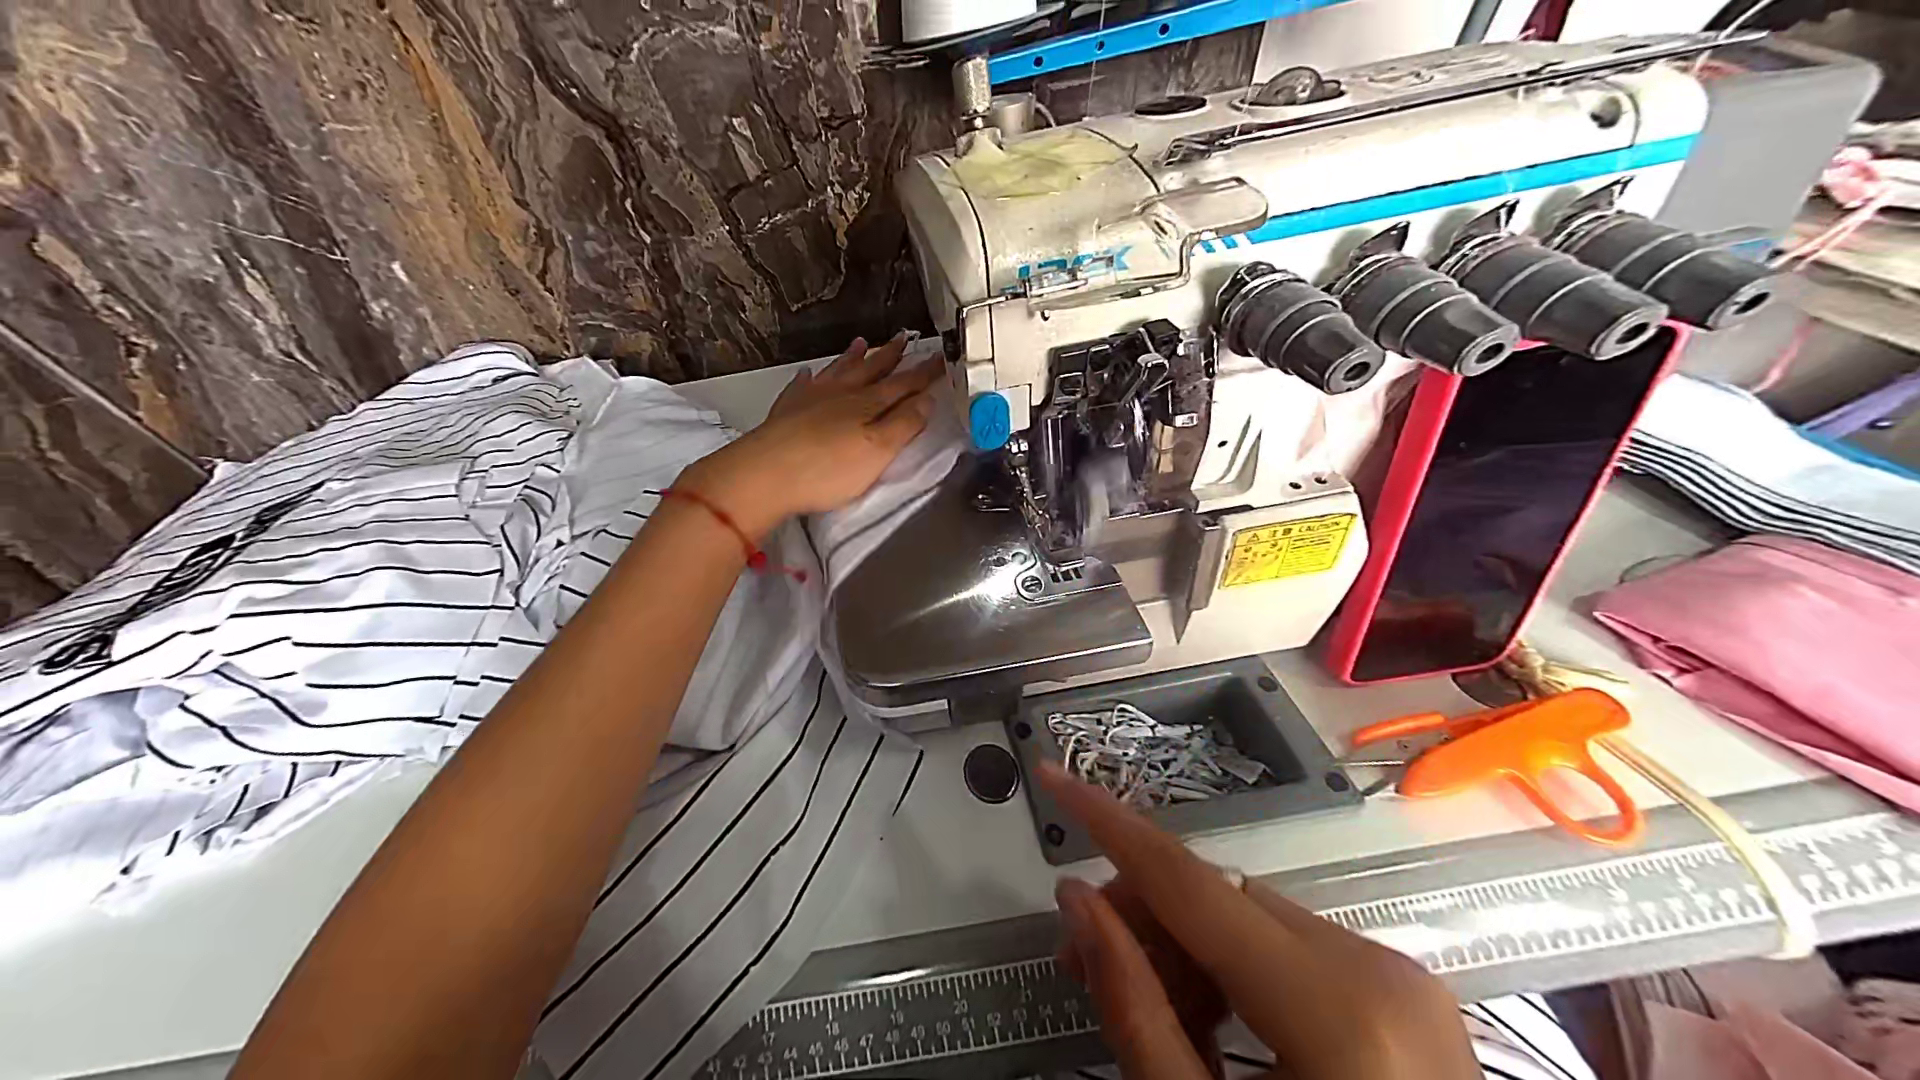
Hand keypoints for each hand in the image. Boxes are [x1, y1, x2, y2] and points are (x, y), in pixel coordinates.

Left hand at [676, 334, 939, 539]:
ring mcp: (810, 400)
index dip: (924, 373)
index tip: (941, 358)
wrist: (765, 475)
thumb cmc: (828, 468)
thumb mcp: (878, 451)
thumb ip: (904, 425)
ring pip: (837, 372)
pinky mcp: (785, 413)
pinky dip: (809, 378)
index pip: (903, 385)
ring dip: (852, 358)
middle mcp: (841, 395)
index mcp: (868, 404)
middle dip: (889, 356)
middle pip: (870, 371)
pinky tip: (808, 374)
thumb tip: (926, 400)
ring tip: (861, 343)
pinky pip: (801, 387)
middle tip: (903, 338)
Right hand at [1039, 762, 1482, 1079]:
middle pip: (1217, 897)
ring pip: (1248, 917)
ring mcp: (1397, 976)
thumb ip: (1135, 1009)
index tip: (1055, 775)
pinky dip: (1232, 969)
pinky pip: (1287, 948)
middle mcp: (1375, 967)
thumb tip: (1076, 901)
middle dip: (1140, 915)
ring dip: (1183, 945)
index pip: (1191, 882)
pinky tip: (1207, 1023)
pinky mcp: (1401, 993)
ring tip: (1148, 1007)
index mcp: (1337, 1009)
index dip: (1110, 822)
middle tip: (1082, 960)